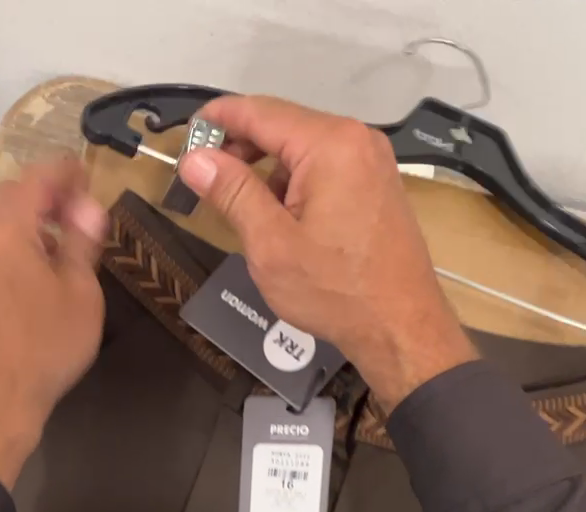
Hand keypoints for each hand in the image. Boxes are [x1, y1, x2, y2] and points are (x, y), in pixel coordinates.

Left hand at [0, 159, 107, 489]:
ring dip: (28, 220)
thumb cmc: (45, 349)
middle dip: (47, 194)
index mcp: (5, 227)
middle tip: (80, 210)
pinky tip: (35, 268)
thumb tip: (88, 207)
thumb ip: (81, 242)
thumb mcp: (79, 294)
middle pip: (12, 195)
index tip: (90, 175)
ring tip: (60, 240)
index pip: (37, 177)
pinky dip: (13, 242)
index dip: (67, 171)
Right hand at [176, 95, 476, 410]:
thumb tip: (195, 160)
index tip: (186, 134)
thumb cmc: (334, 290)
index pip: (261, 112)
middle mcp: (356, 140)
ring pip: (304, 150)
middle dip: (241, 147)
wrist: (399, 325)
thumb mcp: (271, 244)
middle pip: (285, 125)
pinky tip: (280, 218)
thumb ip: (232, 194)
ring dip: (268, 169)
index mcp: (329, 144)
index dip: (219, 119)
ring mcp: (372, 161)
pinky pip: (326, 169)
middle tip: (205, 176)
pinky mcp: (377, 186)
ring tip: (241, 206)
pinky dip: (295, 183)